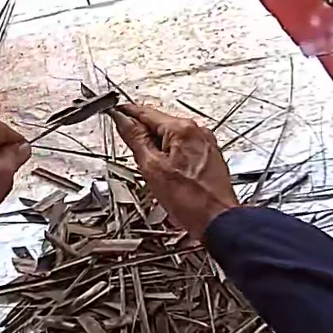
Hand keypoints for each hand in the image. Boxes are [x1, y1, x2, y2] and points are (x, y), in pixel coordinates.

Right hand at [112, 103, 238, 236]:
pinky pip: (183, 147)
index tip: (116, 112)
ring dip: (156, 146)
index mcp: (181, 129)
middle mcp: (197, 131)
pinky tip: (167, 171)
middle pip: (159, 124)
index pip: (146, 113)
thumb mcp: (151, 167)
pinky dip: (170, 154)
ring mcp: (205, 143)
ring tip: (150, 167)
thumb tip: (122, 120)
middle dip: (142, 134)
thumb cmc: (190, 199)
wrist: (217, 220)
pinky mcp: (209, 155)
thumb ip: (135, 139)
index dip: (127, 113)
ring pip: (171, 137)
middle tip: (129, 148)